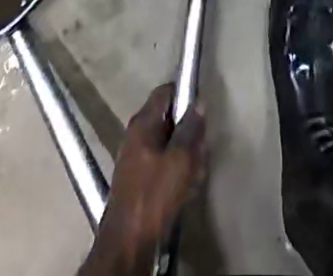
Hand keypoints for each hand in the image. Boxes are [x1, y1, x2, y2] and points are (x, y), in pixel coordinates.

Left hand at [78, 85, 205, 275]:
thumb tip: (198, 103)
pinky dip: (178, 170)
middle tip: (202, 147)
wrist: (129, 239)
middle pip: (168, 119)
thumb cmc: (154, 194)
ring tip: (198, 171)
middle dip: (189, 131)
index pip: (164, 93)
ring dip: (186, 154)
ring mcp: (136, 156)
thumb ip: (189, 129)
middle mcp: (136, 134)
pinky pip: (164, 163)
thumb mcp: (180, 159)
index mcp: (143, 123)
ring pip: (168, 143)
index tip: (202, 107)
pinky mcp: (140, 178)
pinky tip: (188, 186)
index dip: (184, 94)